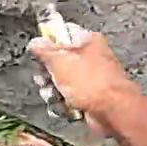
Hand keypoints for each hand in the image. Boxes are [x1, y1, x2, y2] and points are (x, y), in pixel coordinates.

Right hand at [28, 24, 142, 127]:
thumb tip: (35, 42)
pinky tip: (65, 107)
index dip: (47, 44)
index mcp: (87, 41)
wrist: (112, 111)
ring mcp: (88, 79)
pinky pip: (64, 99)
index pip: (61, 34)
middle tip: (47, 79)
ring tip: (57, 96)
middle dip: (46, 75)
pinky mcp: (86, 98)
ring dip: (51, 92)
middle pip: (55, 62)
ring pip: (57, 83)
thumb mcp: (60, 60)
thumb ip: (44, 50)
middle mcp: (89, 58)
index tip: (40, 54)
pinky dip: (61, 105)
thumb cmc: (91, 82)